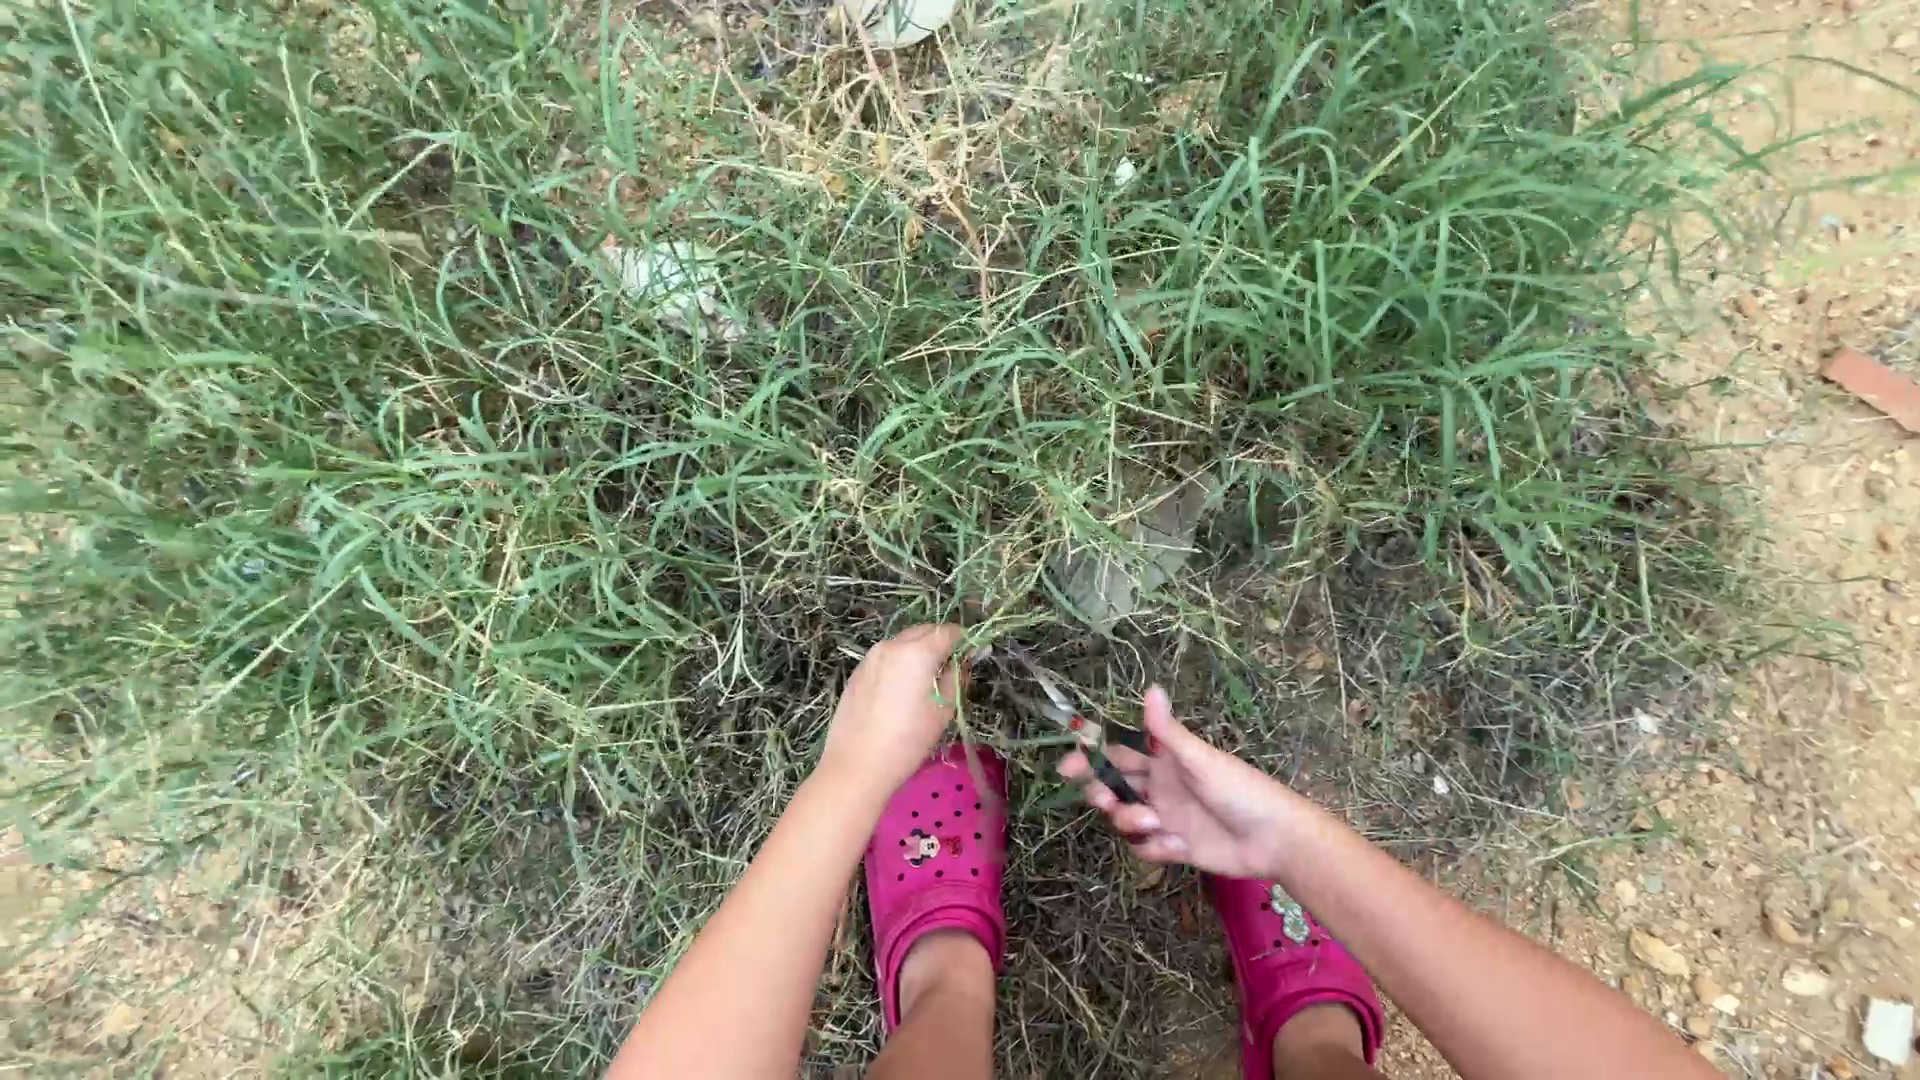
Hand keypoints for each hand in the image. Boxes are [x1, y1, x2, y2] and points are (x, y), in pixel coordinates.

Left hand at [817, 623, 965, 800]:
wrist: (857, 764)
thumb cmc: (908, 739)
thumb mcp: (943, 709)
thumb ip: (956, 676)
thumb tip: (964, 659)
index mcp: (917, 652)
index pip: (948, 632)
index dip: (963, 641)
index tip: (970, 656)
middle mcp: (892, 645)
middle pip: (924, 631)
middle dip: (940, 642)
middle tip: (950, 668)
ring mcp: (871, 656)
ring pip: (903, 642)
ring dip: (919, 651)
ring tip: (924, 681)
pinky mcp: (858, 671)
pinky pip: (886, 657)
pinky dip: (899, 662)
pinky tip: (900, 691)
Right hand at [1058, 686, 1303, 878]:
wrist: (1275, 838)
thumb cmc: (1239, 788)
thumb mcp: (1199, 758)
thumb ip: (1167, 731)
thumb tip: (1151, 688)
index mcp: (1163, 760)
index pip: (1117, 755)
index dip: (1090, 759)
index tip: (1067, 767)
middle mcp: (1160, 787)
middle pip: (1114, 788)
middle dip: (1101, 794)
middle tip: (1104, 800)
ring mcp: (1165, 818)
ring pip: (1125, 818)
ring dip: (1129, 821)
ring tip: (1154, 823)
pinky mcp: (1174, 847)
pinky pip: (1146, 848)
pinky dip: (1154, 848)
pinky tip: (1177, 847)